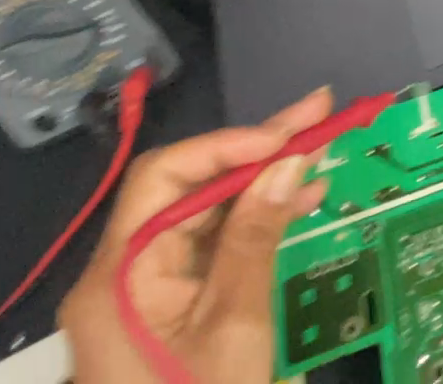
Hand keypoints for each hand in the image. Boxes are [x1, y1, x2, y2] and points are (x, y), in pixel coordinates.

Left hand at [60, 88, 333, 383]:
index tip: (290, 135)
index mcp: (119, 275)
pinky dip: (256, 218)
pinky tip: (303, 199)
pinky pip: (212, 242)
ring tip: (324, 151)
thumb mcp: (235, 327)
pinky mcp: (167, 303)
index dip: (230, 145)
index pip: (166, 178)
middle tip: (319, 115)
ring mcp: (144, 288)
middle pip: (188, 187)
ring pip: (206, 210)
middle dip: (257, 150)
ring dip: (264, 180)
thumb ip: (255, 238)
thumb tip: (287, 163)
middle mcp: (122, 271)